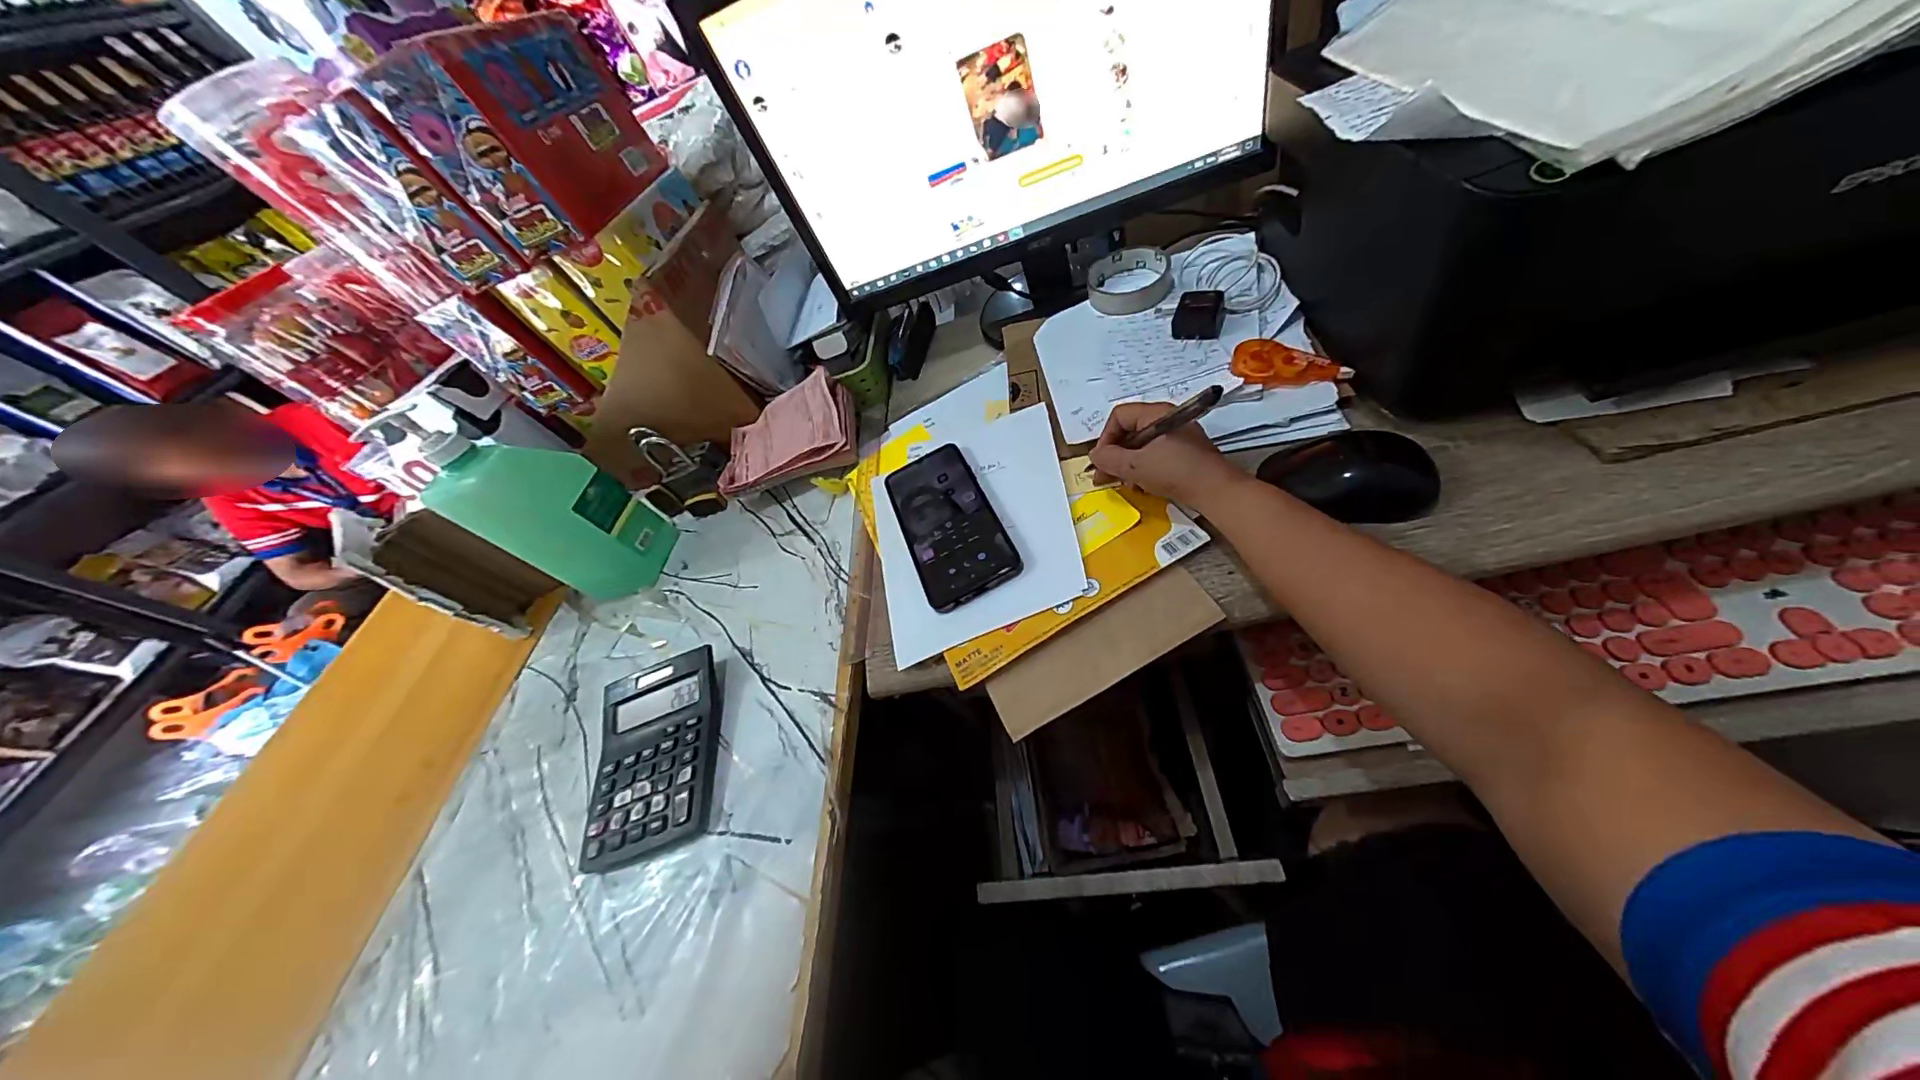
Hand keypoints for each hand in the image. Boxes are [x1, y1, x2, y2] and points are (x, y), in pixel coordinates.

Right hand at [1089, 402, 1247, 510]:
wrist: (1216, 491)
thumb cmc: (1175, 472)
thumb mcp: (1135, 466)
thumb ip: (1109, 459)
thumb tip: (1095, 455)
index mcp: (1156, 414)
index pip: (1119, 416)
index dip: (1105, 438)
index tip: (1102, 461)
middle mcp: (1167, 419)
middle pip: (1130, 430)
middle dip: (1115, 454)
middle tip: (1106, 476)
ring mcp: (1179, 435)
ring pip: (1142, 444)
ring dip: (1128, 463)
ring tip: (1125, 483)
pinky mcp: (1185, 452)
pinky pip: (1156, 453)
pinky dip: (1144, 467)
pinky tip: (1142, 485)